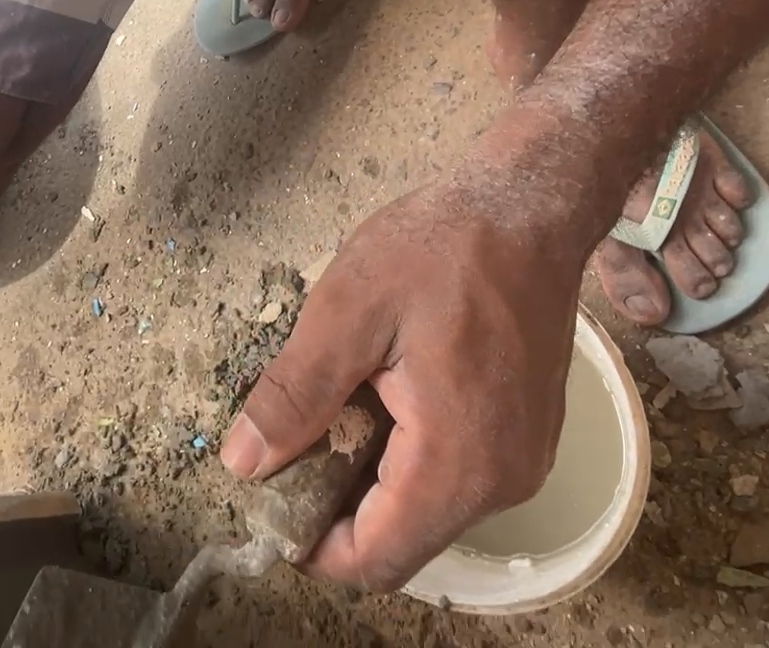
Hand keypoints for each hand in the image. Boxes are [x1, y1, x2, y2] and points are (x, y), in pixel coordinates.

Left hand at [219, 177, 581, 589]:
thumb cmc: (436, 251)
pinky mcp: (520, 431)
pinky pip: (448, 473)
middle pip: (400, 540)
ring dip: (363, 477)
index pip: (376, 560)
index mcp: (457, 463)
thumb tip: (243, 464)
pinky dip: (398, 455)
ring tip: (320, 411)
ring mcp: (519, 458)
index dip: (312, 548)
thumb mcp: (346, 312)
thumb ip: (294, 395)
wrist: (525, 208)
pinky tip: (369, 397)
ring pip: (422, 507)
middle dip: (332, 509)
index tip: (265, 505)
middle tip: (282, 445)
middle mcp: (501, 481)